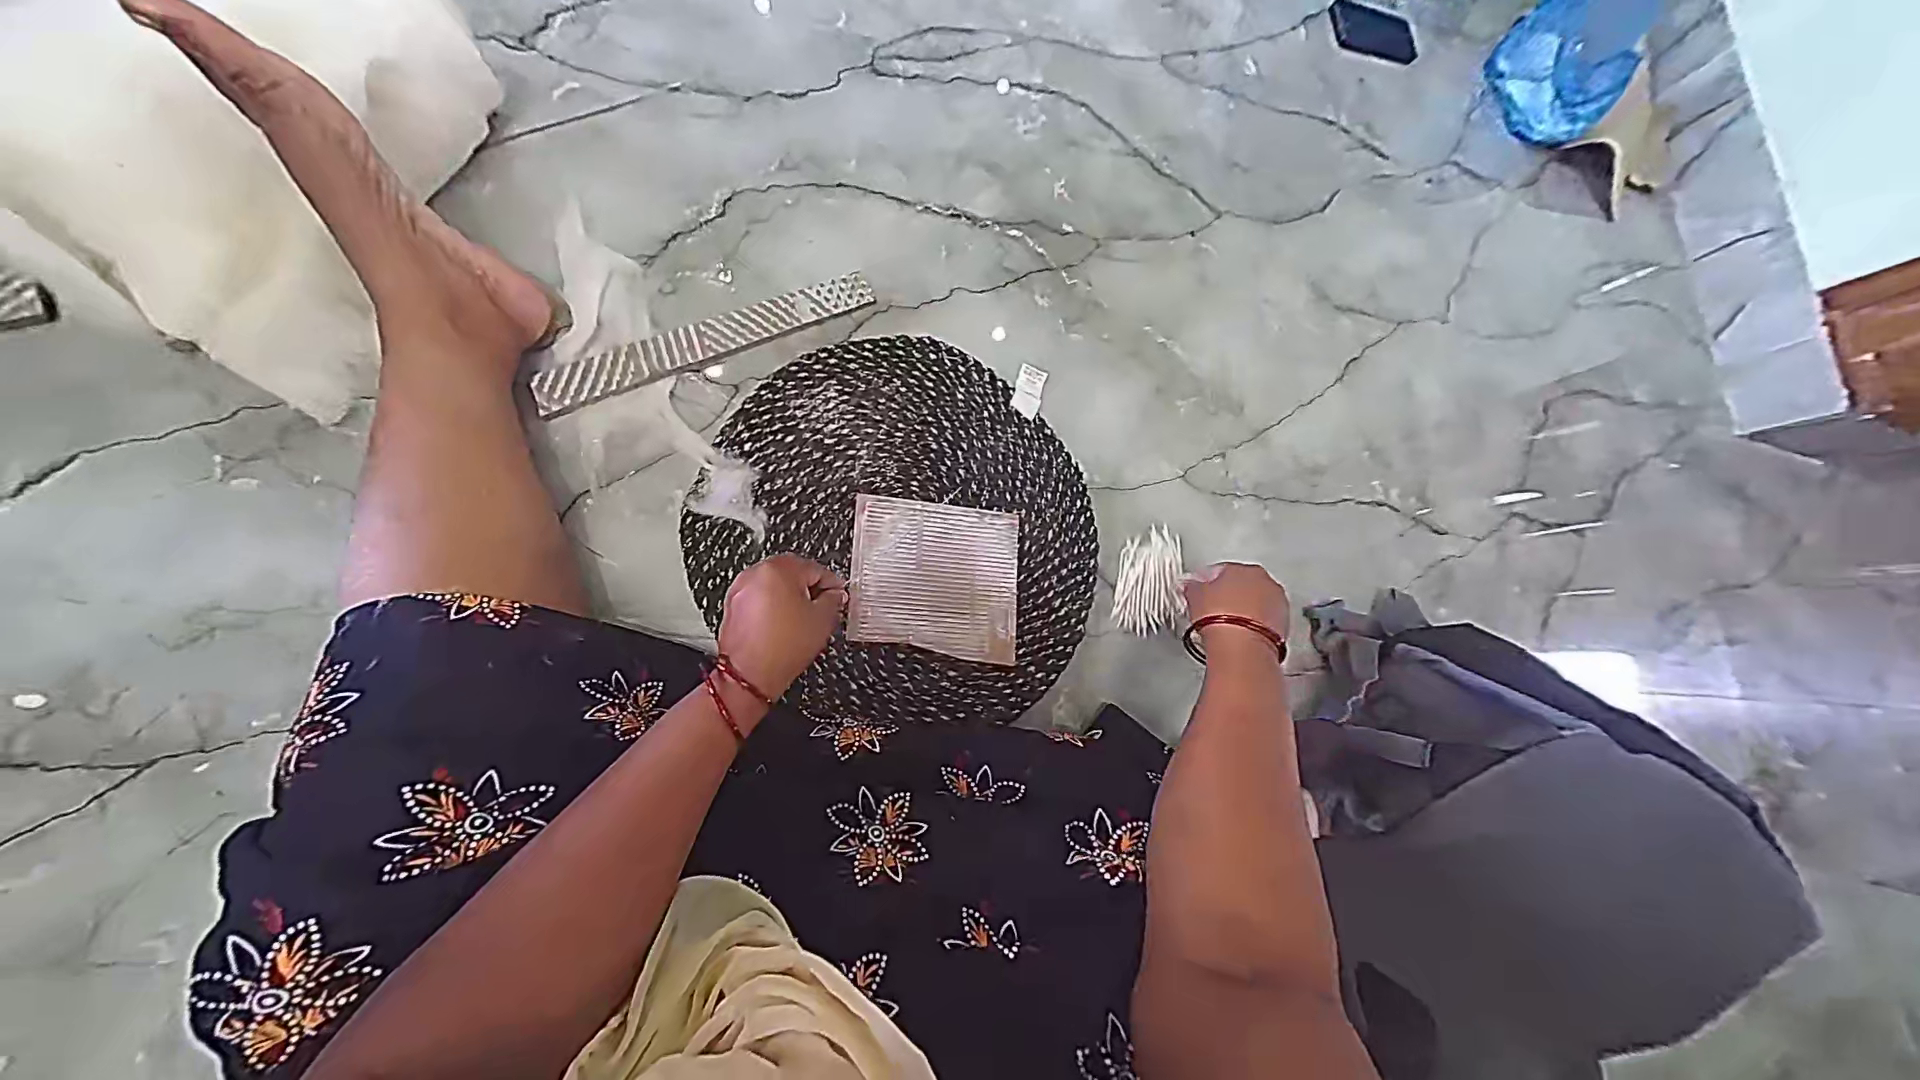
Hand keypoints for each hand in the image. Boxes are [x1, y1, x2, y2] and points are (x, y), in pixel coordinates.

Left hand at [718, 554, 847, 698]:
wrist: (749, 675)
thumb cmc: (782, 648)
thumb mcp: (823, 620)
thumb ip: (833, 600)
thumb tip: (835, 595)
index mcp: (779, 569)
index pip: (816, 569)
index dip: (832, 585)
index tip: (838, 596)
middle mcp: (756, 573)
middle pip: (793, 573)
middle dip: (809, 590)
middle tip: (822, 609)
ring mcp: (741, 589)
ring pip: (775, 586)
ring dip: (790, 598)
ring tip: (801, 621)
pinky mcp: (733, 605)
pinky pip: (760, 598)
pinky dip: (773, 607)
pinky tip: (783, 627)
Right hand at [1183, 562, 1289, 654]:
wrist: (1242, 646)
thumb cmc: (1221, 618)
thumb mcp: (1194, 597)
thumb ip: (1193, 587)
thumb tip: (1192, 587)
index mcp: (1242, 568)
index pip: (1223, 570)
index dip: (1208, 582)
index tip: (1201, 592)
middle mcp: (1264, 581)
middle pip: (1245, 584)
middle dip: (1231, 594)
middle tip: (1215, 608)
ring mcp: (1277, 602)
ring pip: (1258, 601)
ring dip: (1246, 609)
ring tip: (1228, 623)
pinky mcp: (1284, 624)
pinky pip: (1266, 619)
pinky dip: (1256, 623)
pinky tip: (1242, 633)